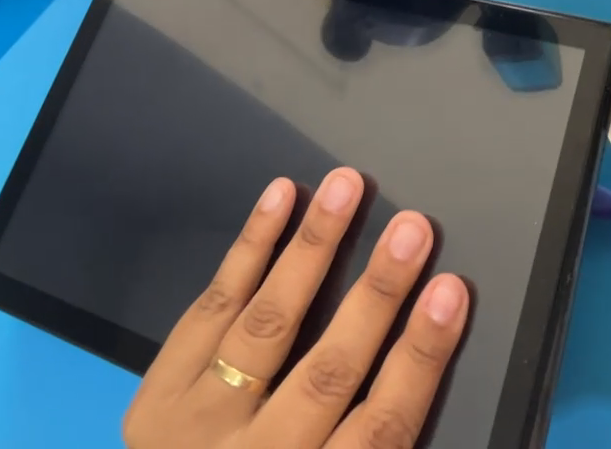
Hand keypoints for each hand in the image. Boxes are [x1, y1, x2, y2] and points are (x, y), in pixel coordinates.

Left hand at [124, 167, 469, 448]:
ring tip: (346, 187)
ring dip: (312, 248)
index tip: (452, 291)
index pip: (380, 428)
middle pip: (327, 373)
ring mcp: (197, 428)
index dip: (419, 358)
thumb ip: (367, 443)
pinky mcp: (159, 396)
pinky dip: (250, 249)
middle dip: (376, 294)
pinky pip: (211, 310)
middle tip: (413, 227)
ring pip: (267, 326)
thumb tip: (416, 366)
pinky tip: (282, 196)